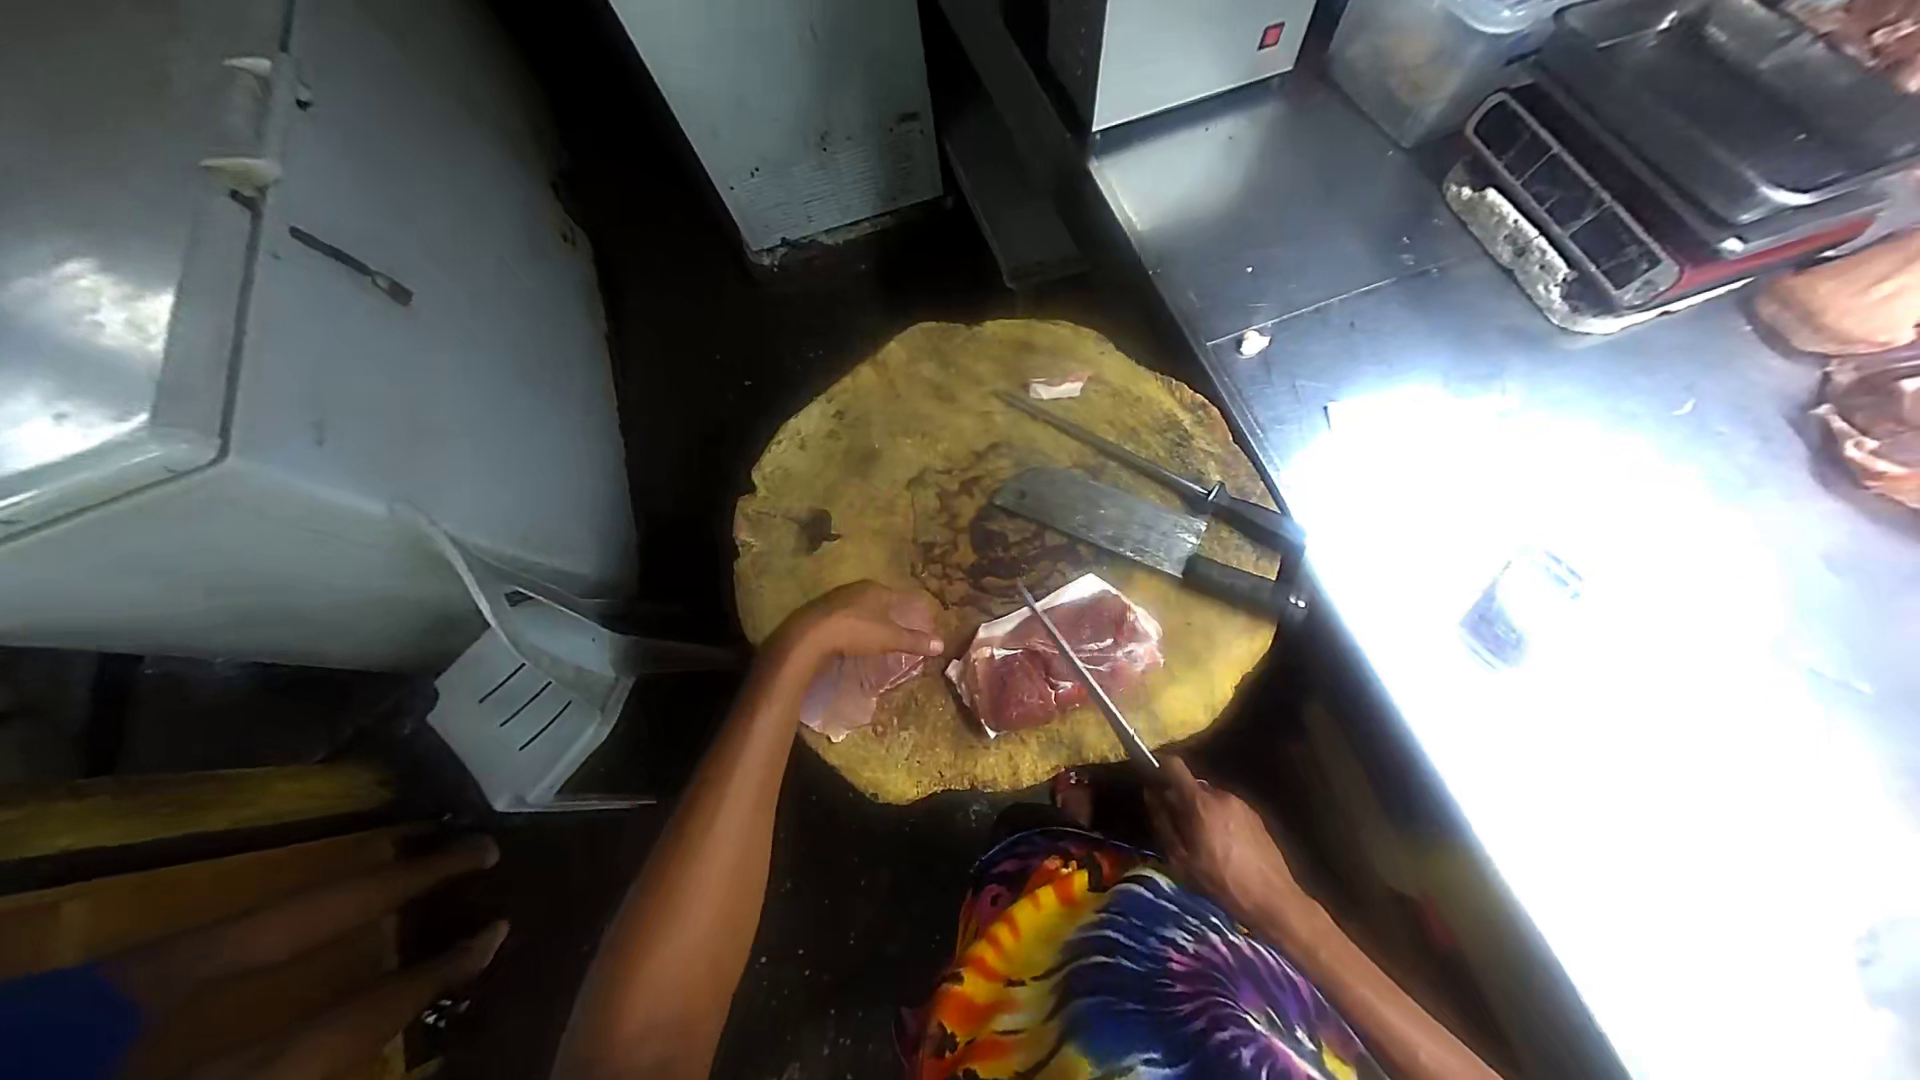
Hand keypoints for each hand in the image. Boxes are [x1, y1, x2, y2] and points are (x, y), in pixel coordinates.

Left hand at [772, 581, 943, 665]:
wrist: (810, 635)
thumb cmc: (856, 631)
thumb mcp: (890, 639)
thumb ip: (915, 641)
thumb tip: (941, 644)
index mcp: (877, 590)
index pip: (902, 596)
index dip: (914, 609)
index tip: (921, 621)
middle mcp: (858, 588)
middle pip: (882, 599)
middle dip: (893, 613)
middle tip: (902, 629)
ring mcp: (837, 597)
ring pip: (862, 606)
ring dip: (872, 618)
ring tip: (879, 634)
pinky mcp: (821, 610)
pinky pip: (845, 615)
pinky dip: (854, 624)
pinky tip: (853, 636)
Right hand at [1146, 756, 1312, 931]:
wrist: (1272, 900)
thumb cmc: (1220, 882)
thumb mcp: (1180, 858)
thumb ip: (1162, 821)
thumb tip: (1151, 794)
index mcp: (1200, 802)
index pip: (1174, 765)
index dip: (1160, 768)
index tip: (1154, 783)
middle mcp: (1221, 795)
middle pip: (1192, 785)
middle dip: (1182, 799)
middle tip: (1179, 827)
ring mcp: (1241, 804)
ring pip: (1211, 797)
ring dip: (1202, 810)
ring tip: (1204, 841)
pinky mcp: (1255, 815)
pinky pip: (1227, 808)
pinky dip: (1219, 818)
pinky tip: (1225, 846)